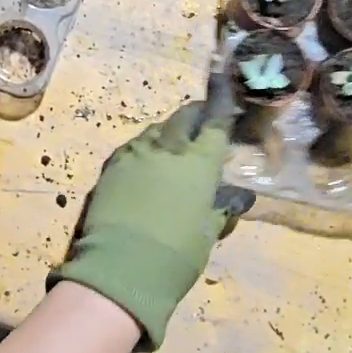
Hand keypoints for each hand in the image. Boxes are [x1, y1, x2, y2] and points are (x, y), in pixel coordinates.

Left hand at [51, 82, 235, 349]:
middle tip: (203, 120)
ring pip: (157, 129)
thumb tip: (239, 195)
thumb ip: (222, 206)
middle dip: (195, 115)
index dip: (222, 104)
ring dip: (169, 132)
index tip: (224, 87)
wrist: (123, 265)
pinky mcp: (112, 164)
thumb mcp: (208, 231)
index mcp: (199, 162)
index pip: (215, 123)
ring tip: (175, 143)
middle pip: (184, 118)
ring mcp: (136, 152)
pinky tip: (147, 159)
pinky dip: (145, 147)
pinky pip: (133, 145)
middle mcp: (168, 148)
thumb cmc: (177, 253)